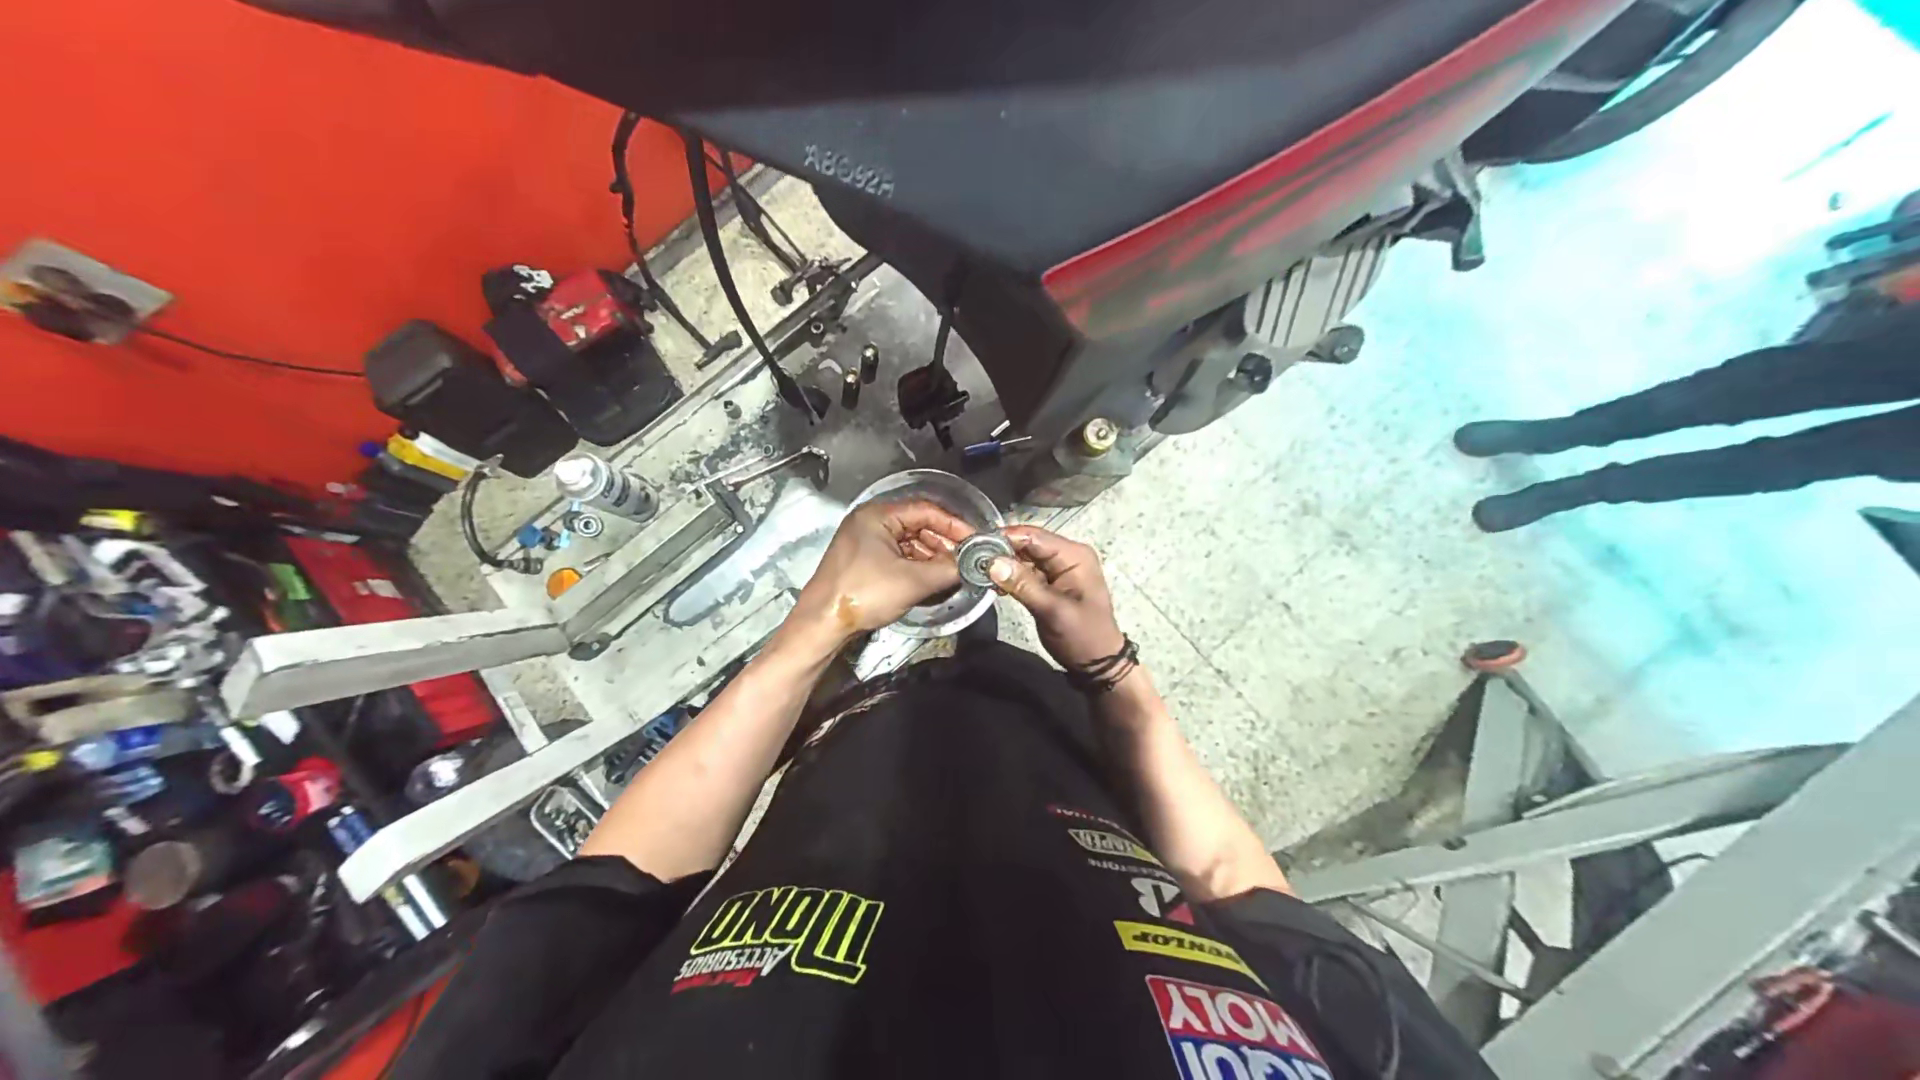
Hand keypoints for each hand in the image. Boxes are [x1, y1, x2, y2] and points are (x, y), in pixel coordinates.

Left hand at [789, 499, 975, 647]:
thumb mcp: (913, 581)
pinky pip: (898, 556)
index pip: (926, 510)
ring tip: (954, 571)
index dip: (954, 525)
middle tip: (967, 558)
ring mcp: (865, 542)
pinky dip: (917, 565)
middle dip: (944, 542)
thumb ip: (948, 569)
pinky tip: (933, 578)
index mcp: (878, 516)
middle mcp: (870, 523)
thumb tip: (971, 565)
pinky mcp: (863, 561)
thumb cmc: (864, 594)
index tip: (976, 540)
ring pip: (909, 542)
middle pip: (918, 525)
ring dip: (932, 556)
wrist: (823, 623)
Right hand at [988, 526, 1125, 668]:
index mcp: (1074, 555)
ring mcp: (1057, 569)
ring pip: (1023, 557)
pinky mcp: (1048, 582)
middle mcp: (1066, 555)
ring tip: (976, 570)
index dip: (1004, 538)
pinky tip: (992, 583)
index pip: (1034, 536)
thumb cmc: (1082, 636)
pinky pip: (1025, 571)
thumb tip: (993, 563)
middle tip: (970, 559)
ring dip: (1002, 563)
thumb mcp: (1053, 611)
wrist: (1097, 663)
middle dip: (1000, 550)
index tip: (974, 546)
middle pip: (1027, 544)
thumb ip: (1023, 585)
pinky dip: (1009, 576)